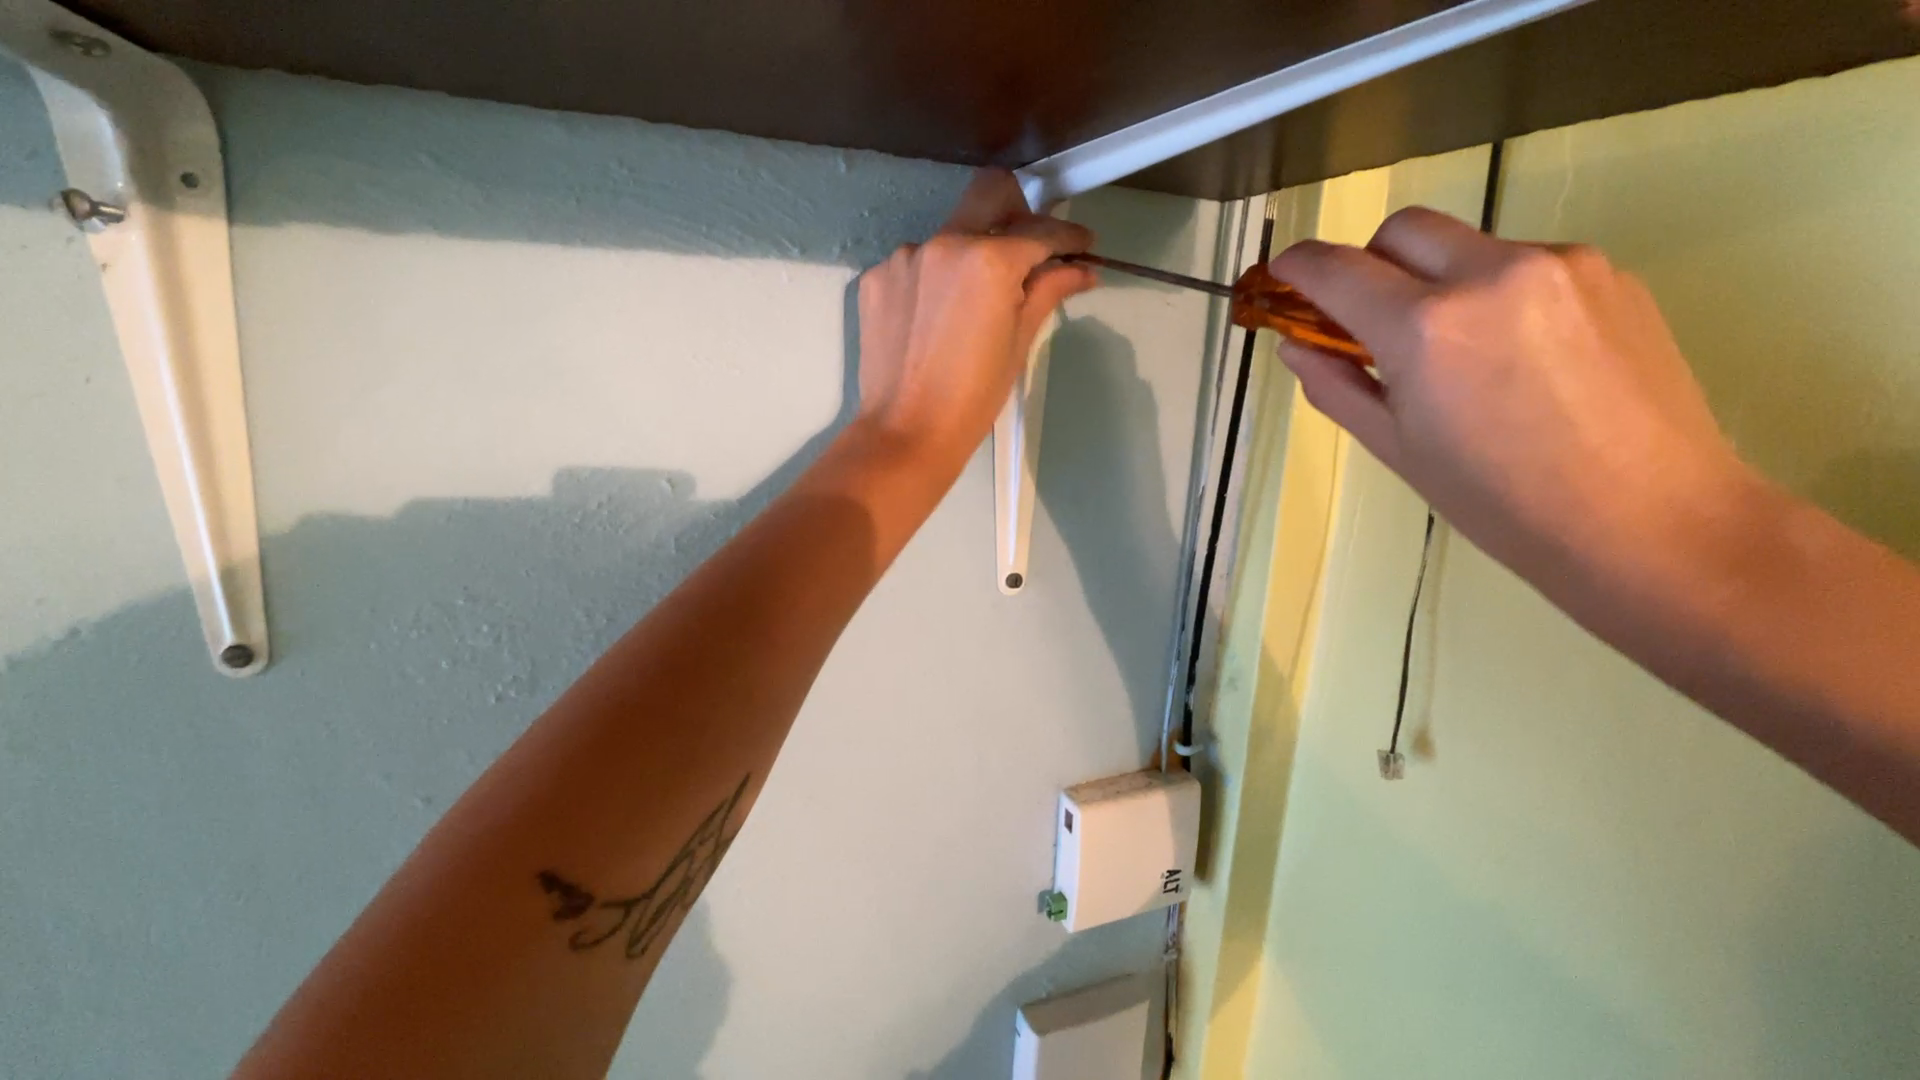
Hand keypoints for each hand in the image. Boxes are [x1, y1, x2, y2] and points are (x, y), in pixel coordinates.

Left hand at [854, 169, 1096, 464]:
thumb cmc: (974, 395)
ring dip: (971, 254)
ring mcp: (903, 257)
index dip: (1069, 238)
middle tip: (1032, 246)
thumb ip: (1048, 291)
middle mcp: (944, 243)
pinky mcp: (876, 278)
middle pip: (990, 194)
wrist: (906, 431)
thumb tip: (1082, 270)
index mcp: (988, 259)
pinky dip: (934, 278)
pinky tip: (937, 317)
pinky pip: (916, 263)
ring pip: (950, 234)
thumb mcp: (1019, 341)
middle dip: (1019, 210)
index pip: (1040, 230)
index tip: (1082, 247)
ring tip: (974, 302)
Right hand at [1270, 207, 1752, 583]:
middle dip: (1369, 261)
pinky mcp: (1609, 271)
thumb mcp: (1398, 448)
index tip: (1282, 276)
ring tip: (1460, 353)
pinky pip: (1524, 263)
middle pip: (1402, 229)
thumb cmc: (1500, 501)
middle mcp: (1490, 273)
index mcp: (1425, 328)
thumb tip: (1295, 345)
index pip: (1336, 268)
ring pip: (1467, 245)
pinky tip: (1519, 358)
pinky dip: (1496, 293)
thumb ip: (1336, 385)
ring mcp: (1559, 264)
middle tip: (1370, 318)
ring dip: (1438, 280)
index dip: (1297, 267)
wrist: (1648, 519)